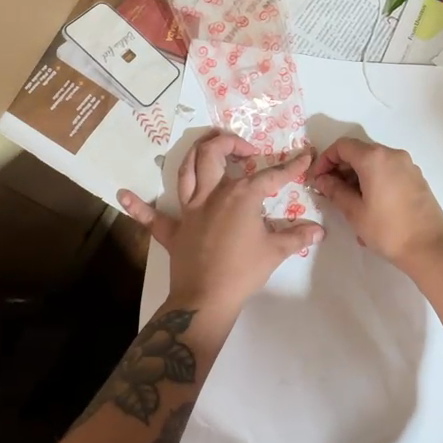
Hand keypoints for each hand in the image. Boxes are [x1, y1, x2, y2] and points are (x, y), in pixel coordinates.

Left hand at [118, 132, 323, 311]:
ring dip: (195, 154)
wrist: (206, 300)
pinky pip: (151, 216)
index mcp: (241, 195)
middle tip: (245, 148)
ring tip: (207, 145)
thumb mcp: (276, 251)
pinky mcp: (173, 231)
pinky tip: (123, 194)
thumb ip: (297, 236)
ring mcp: (189, 210)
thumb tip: (319, 230)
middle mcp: (214, 194)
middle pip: (214, 154)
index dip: (291, 165)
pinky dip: (137, 205)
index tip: (305, 156)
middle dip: (229, 142)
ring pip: (187, 171)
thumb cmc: (243, 272)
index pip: (271, 175)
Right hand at [307, 137, 442, 267]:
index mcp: (375, 158)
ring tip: (348, 200)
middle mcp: (393, 154)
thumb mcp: (355, 212)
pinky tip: (369, 203)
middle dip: (341, 168)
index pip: (343, 146)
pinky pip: (388, 170)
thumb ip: (335, 191)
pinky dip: (374, 179)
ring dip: (357, 175)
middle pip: (360, 152)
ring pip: (375, 162)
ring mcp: (408, 165)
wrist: (429, 246)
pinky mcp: (416, 177)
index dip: (325, 160)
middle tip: (329, 191)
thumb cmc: (387, 229)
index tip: (317, 179)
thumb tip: (322, 180)